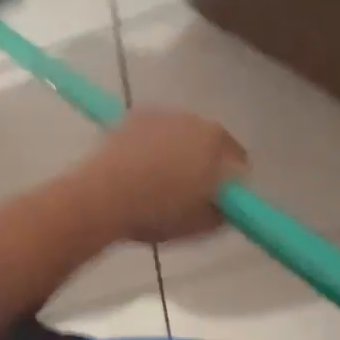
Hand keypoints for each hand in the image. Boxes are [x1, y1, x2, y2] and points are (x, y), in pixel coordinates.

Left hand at [73, 106, 246, 244]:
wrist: (100, 197)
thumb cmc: (153, 213)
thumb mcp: (197, 226)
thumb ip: (221, 214)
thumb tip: (224, 207)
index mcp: (218, 147)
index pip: (239, 165)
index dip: (229, 186)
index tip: (216, 202)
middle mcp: (198, 121)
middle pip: (210, 144)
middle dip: (202, 164)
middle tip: (182, 192)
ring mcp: (166, 113)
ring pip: (181, 135)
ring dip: (175, 151)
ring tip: (153, 180)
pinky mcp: (137, 114)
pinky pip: (154, 130)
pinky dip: (149, 143)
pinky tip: (134, 165)